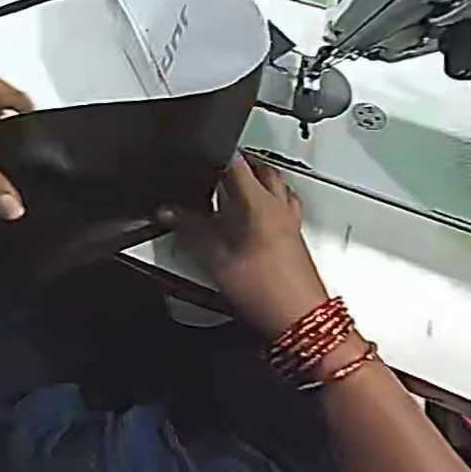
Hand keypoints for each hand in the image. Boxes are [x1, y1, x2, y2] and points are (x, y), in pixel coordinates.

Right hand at [165, 155, 329, 332]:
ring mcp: (290, 222)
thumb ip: (190, 230)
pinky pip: (282, 205)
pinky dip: (267, 200)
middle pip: (262, 170)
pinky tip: (251, 213)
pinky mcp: (293, 237)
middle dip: (239, 162)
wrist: (301, 321)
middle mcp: (279, 207)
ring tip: (234, 183)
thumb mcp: (215, 259)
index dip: (218, 153)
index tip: (201, 150)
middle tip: (217, 163)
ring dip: (257, 178)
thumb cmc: (266, 291)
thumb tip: (168, 212)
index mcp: (260, 205)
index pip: (238, 164)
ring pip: (276, 186)